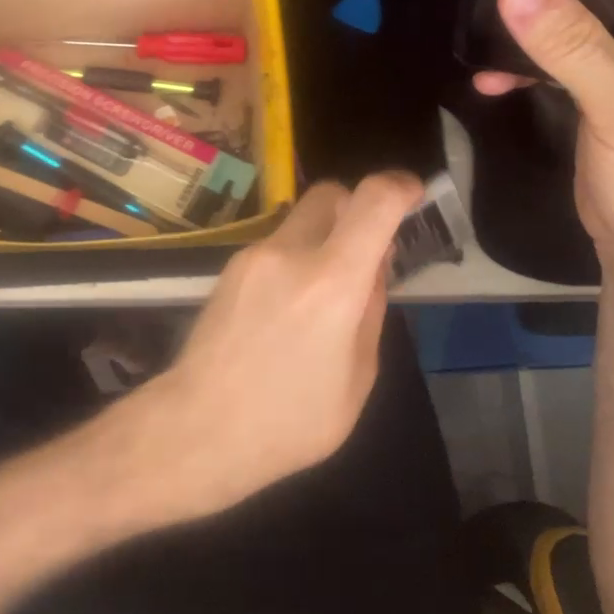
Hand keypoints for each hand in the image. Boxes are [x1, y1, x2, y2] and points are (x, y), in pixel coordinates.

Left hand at [124, 173, 422, 519]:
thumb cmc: (291, 420)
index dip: (400, 186)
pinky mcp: (226, 271)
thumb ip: (370, 311)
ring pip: (298, 223)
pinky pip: (273, 249)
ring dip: (320, 242)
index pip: (373, 200)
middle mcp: (287, 254)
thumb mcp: (358, 377)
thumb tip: (372, 266)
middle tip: (364, 252)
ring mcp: (250, 258)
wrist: (200, 426)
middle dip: (355, 209)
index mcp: (331, 281)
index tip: (413, 196)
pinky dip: (292, 262)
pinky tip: (287, 312)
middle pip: (329, 195)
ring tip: (321, 300)